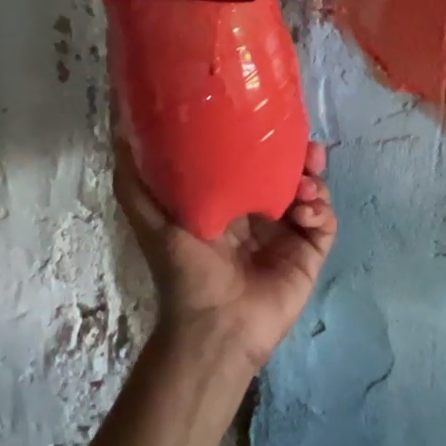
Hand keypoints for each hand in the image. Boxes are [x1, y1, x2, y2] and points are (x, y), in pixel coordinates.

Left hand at [114, 140, 336, 370]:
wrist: (213, 326)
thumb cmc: (183, 271)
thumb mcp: (151, 219)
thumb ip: (135, 179)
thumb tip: (119, 128)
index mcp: (231, 202)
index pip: (256, 160)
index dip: (266, 139)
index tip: (271, 119)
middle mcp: (262, 213)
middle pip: (290, 171)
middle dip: (299, 154)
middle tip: (306, 145)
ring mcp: (289, 234)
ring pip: (312, 192)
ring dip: (314, 179)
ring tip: (306, 180)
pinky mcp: (310, 255)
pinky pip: (325, 223)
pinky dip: (321, 210)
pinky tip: (304, 212)